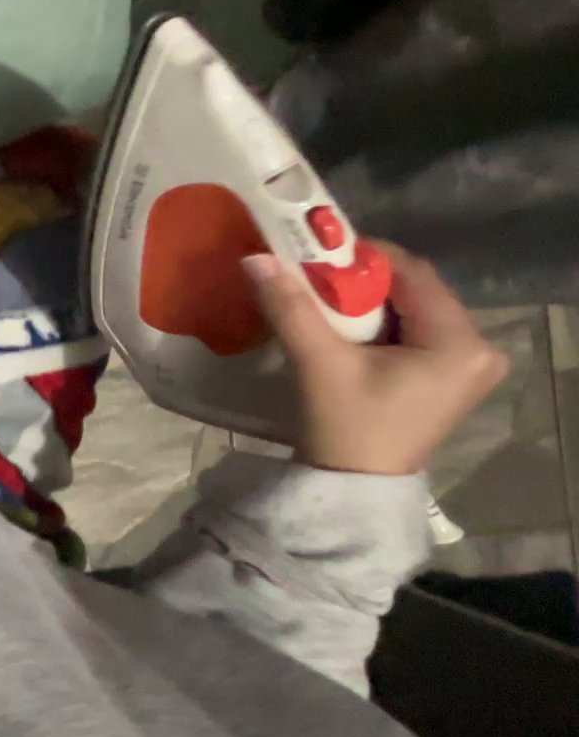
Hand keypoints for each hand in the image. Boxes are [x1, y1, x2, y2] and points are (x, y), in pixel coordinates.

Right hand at [243, 243, 507, 474]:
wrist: (352, 483)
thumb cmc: (345, 423)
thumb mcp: (317, 361)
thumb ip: (289, 307)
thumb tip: (256, 258)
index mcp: (461, 341)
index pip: (415, 275)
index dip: (363, 257)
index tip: (314, 253)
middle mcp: (479, 348)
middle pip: (414, 292)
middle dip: (360, 282)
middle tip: (309, 280)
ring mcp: (466, 366)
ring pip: (410, 312)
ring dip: (364, 303)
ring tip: (318, 305)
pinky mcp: (446, 379)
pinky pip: (411, 333)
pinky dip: (374, 325)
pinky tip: (341, 333)